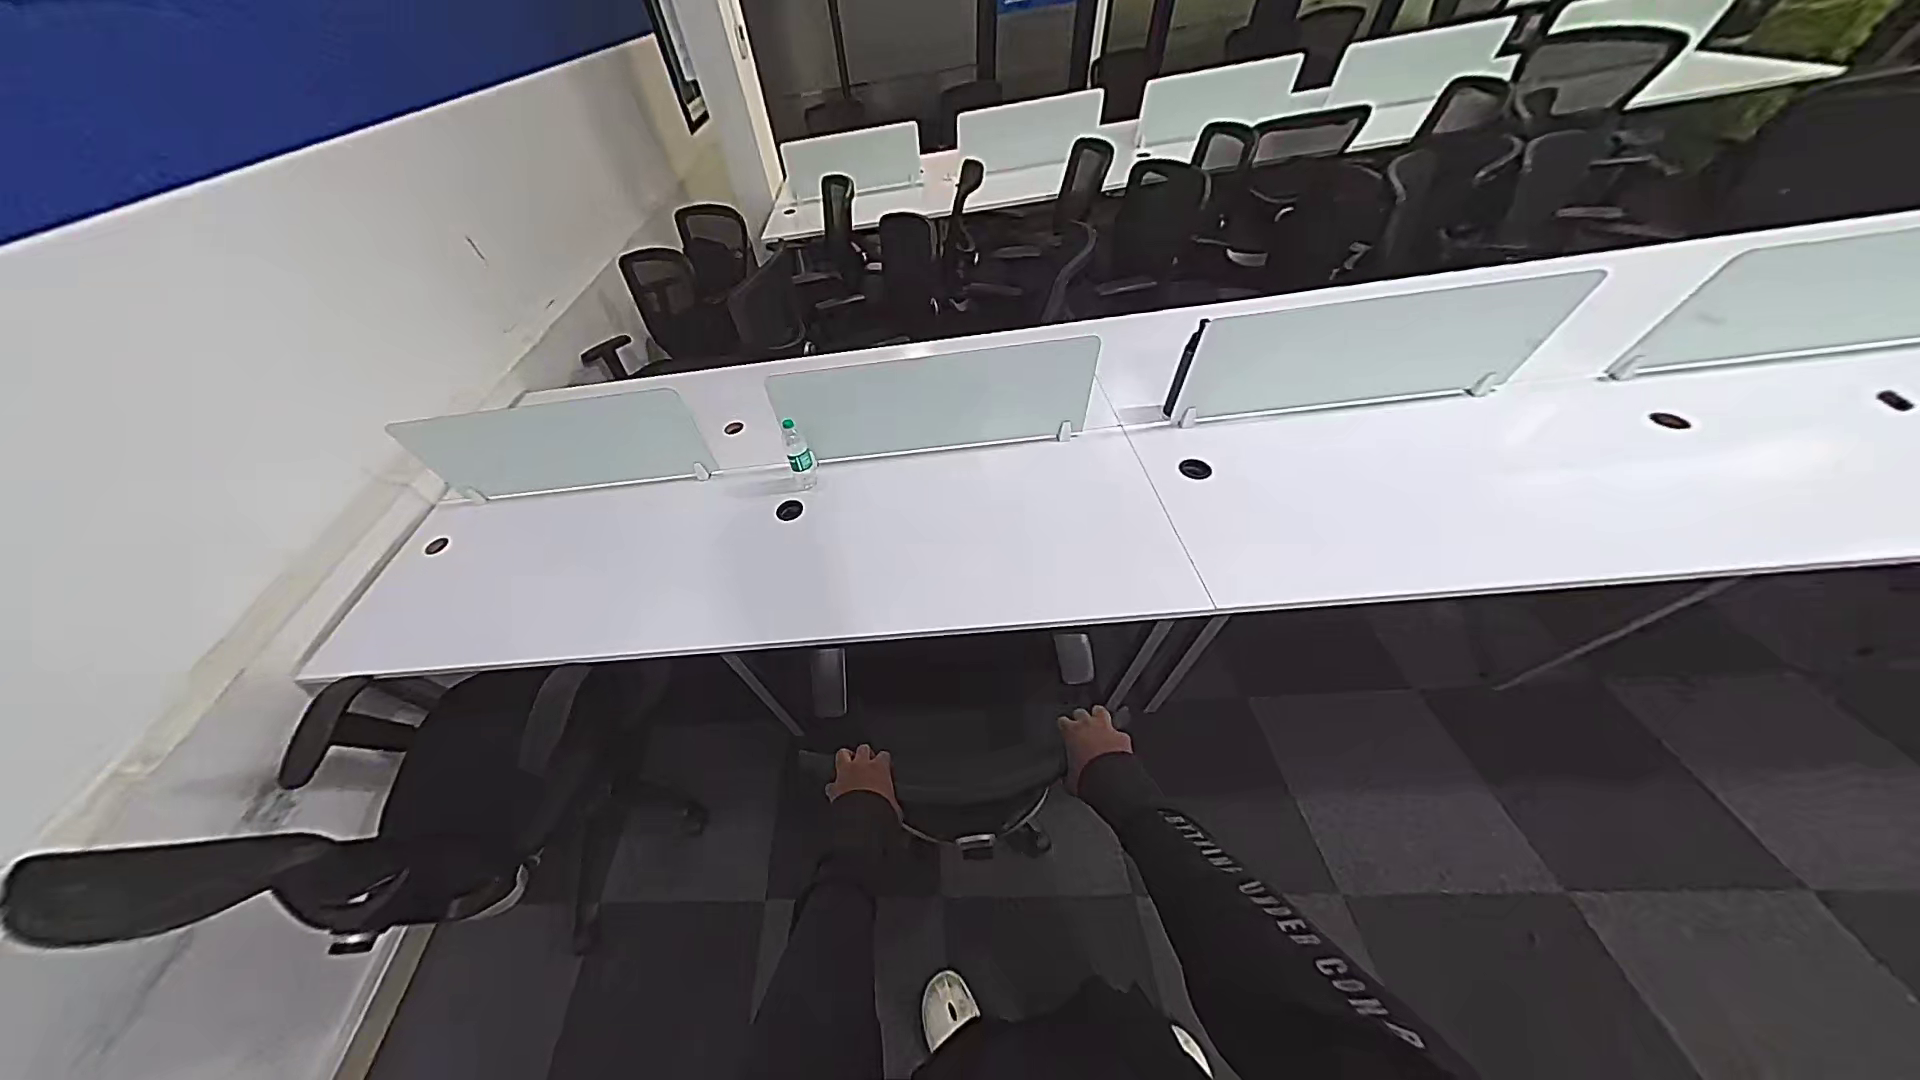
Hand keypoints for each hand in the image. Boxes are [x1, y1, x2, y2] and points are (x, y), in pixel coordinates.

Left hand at [825, 744, 900, 817]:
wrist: (860, 820)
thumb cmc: (881, 810)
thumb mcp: (894, 806)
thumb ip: (893, 803)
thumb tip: (897, 813)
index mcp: (880, 767)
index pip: (884, 755)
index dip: (884, 761)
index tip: (884, 769)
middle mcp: (862, 765)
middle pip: (863, 749)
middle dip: (864, 755)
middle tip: (866, 765)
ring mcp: (845, 773)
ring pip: (842, 754)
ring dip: (845, 760)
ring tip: (848, 768)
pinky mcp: (833, 787)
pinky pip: (831, 783)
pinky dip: (833, 787)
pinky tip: (836, 793)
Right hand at [1058, 706, 1131, 794]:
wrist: (1110, 780)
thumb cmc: (1086, 776)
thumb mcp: (1070, 778)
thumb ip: (1066, 774)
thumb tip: (1066, 780)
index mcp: (1071, 732)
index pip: (1063, 721)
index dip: (1064, 726)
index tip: (1065, 731)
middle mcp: (1088, 725)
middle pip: (1081, 713)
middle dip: (1080, 718)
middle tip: (1081, 728)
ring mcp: (1107, 728)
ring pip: (1101, 711)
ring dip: (1099, 716)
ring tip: (1098, 723)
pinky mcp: (1122, 736)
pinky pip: (1120, 732)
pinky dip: (1118, 737)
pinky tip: (1117, 743)